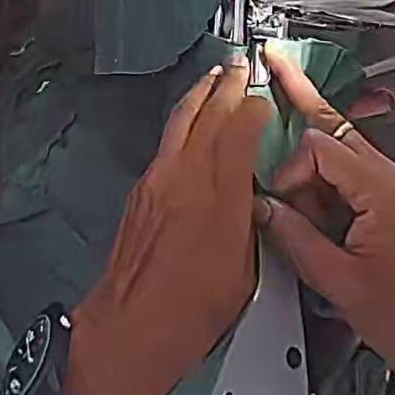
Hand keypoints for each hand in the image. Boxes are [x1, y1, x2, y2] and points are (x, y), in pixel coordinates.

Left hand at [67, 59, 271, 394]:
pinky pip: (167, 138)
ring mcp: (159, 177)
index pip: (240, 131)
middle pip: (209, 114)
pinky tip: (191, 117)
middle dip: (227, 86)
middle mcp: (186, 176)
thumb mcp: (246, 269)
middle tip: (239, 66)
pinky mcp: (142, 186)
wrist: (129, 327)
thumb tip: (253, 192)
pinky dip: (183, 117)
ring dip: (200, 92)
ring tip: (213, 76)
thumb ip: (251, 219)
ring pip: (182, 118)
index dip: (255, 109)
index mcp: (220, 196)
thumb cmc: (193, 310)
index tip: (265, 101)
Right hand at [254, 44, 394, 394]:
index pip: (320, 144)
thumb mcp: (337, 281)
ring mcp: (391, 188)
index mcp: (380, 190)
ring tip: (294, 207)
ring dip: (308, 169)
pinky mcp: (388, 203)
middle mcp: (388, 178)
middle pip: (332, 129)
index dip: (289, 169)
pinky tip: (310, 211)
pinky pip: (347, 176)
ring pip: (338, 151)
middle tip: (274, 65)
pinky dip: (322, 185)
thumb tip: (263, 207)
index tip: (277, 200)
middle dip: (298, 107)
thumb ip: (293, 236)